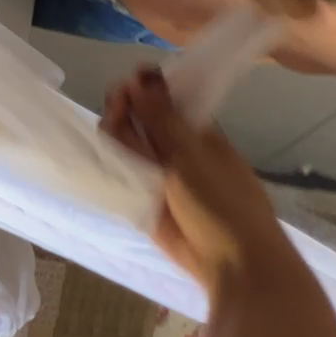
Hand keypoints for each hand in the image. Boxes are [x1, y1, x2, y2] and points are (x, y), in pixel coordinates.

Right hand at [100, 68, 289, 289]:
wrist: (233, 266)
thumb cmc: (224, 206)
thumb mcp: (191, 156)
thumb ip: (161, 115)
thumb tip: (143, 70)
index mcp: (195, 134)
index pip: (159, 99)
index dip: (139, 91)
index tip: (125, 89)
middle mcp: (174, 148)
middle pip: (135, 117)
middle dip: (122, 112)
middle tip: (117, 119)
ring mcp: (156, 171)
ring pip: (122, 140)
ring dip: (115, 138)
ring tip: (120, 150)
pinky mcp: (140, 192)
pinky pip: (116, 167)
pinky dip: (107, 160)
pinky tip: (102, 157)